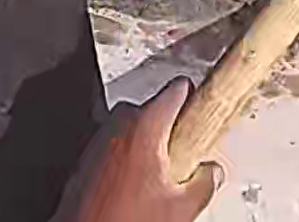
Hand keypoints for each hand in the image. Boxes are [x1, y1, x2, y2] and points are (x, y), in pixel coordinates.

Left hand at [51, 77, 223, 221]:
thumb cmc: (123, 221)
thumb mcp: (178, 212)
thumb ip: (203, 184)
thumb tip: (211, 173)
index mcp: (146, 124)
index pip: (177, 89)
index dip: (192, 98)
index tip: (198, 108)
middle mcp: (121, 119)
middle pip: (155, 110)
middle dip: (167, 132)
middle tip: (174, 161)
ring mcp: (102, 132)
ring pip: (134, 125)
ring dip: (143, 143)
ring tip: (149, 179)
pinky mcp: (87, 149)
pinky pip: (115, 140)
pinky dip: (124, 154)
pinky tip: (128, 184)